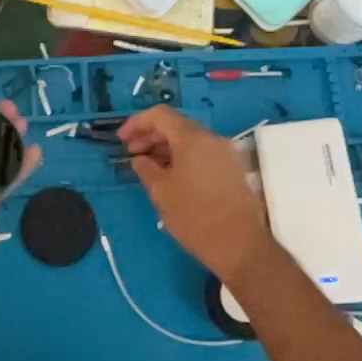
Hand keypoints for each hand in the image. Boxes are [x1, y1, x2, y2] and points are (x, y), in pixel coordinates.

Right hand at [118, 106, 276, 282]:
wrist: (240, 245)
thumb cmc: (194, 216)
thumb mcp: (161, 192)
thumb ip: (146, 168)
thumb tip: (140, 159)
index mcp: (193, 138)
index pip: (160, 115)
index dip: (137, 123)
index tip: (121, 140)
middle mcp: (212, 138)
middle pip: (176, 125)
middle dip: (151, 136)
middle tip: (131, 154)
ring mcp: (226, 153)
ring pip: (190, 140)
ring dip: (166, 147)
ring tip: (148, 167)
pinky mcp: (232, 169)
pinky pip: (202, 153)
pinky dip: (183, 157)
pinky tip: (170, 176)